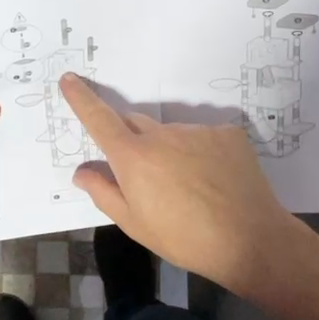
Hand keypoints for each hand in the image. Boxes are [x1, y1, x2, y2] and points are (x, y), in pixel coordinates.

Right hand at [59, 72, 300, 294]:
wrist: (250, 240)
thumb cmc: (183, 238)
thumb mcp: (134, 224)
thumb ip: (103, 192)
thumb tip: (82, 171)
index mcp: (133, 157)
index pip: (99, 119)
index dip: (81, 98)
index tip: (68, 79)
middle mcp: (162, 135)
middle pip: (135, 124)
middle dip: (131, 141)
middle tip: (144, 178)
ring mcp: (197, 131)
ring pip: (171, 134)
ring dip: (169, 151)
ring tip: (188, 188)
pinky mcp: (227, 134)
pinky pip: (203, 137)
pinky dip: (201, 154)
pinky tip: (214, 181)